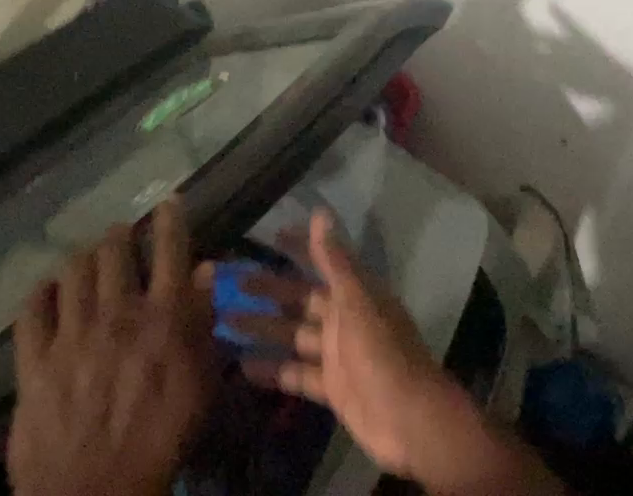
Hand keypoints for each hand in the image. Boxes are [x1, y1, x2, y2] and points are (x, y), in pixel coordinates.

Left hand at [7, 196, 216, 495]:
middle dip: (119, 235)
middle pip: (114, 253)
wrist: (97, 491)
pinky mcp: (34, 362)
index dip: (170, 220)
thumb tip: (204, 272)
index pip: (169, 250)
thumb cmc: (163, 439)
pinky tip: (47, 290)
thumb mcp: (202, 382)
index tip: (169, 201)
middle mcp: (116, 313)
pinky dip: (40, 294)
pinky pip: (30, 312)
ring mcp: (71, 335)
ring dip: (83, 258)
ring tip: (87, 257)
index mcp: (162, 317)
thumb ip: (203, 323)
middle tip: (122, 234)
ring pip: (73, 273)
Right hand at [231, 209, 459, 476]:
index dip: (301, 249)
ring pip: (294, 336)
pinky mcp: (331, 388)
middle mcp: (345, 319)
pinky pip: (296, 374)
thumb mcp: (356, 302)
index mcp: (356, 294)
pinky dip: (272, 370)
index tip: (271, 237)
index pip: (324, 262)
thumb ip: (335, 261)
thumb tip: (320, 214)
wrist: (408, 419)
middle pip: (302, 300)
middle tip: (232, 284)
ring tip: (224, 323)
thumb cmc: (383, 353)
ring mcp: (338, 355)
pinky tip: (243, 366)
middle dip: (270, 291)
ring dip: (263, 329)